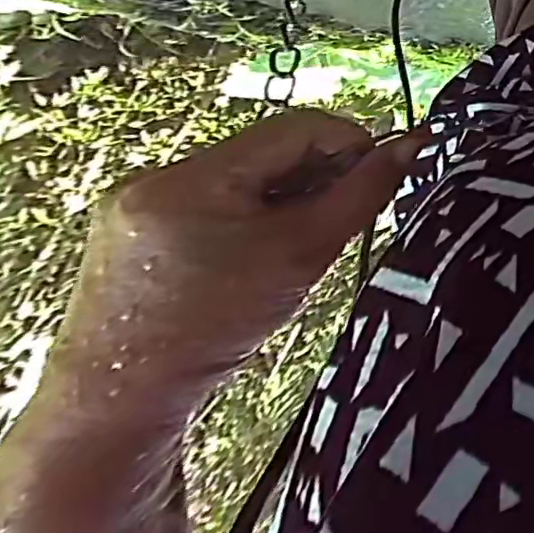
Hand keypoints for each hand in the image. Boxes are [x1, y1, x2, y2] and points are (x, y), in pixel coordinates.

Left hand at [50, 111, 423, 406]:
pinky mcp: (132, 223)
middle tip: (337, 215)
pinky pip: (218, 194)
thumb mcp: (308, 251)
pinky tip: (260, 248)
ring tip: (297, 238)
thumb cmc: (218, 327)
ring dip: (288, 192)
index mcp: (192, 177)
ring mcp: (137, 198)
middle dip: (317, 173)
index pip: (299, 126)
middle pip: (272, 147)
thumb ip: (366, 190)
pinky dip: (254, 210)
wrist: (120, 406)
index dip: (350, 143)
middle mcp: (158, 174)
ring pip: (248, 171)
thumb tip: (413, 143)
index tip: (373, 179)